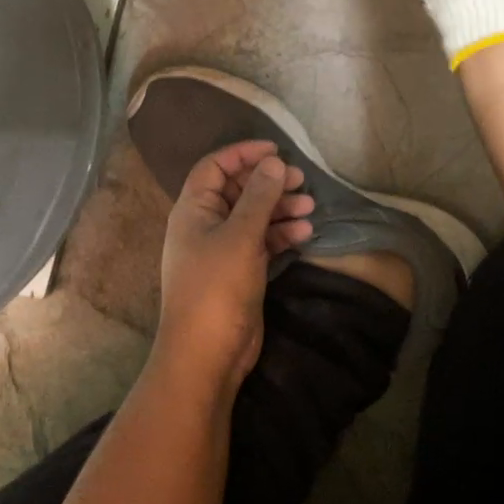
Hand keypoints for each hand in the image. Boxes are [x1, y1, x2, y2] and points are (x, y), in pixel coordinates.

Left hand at [155, 141, 314, 392]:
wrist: (206, 354)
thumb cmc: (216, 287)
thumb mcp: (241, 236)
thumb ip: (259, 196)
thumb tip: (273, 162)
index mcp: (193, 209)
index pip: (215, 167)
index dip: (243, 153)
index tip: (276, 150)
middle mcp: (204, 224)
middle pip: (238, 190)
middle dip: (268, 182)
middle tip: (300, 179)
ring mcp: (222, 250)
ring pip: (253, 216)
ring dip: (280, 208)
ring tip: (310, 206)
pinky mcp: (239, 271)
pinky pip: (261, 241)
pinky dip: (281, 234)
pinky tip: (304, 232)